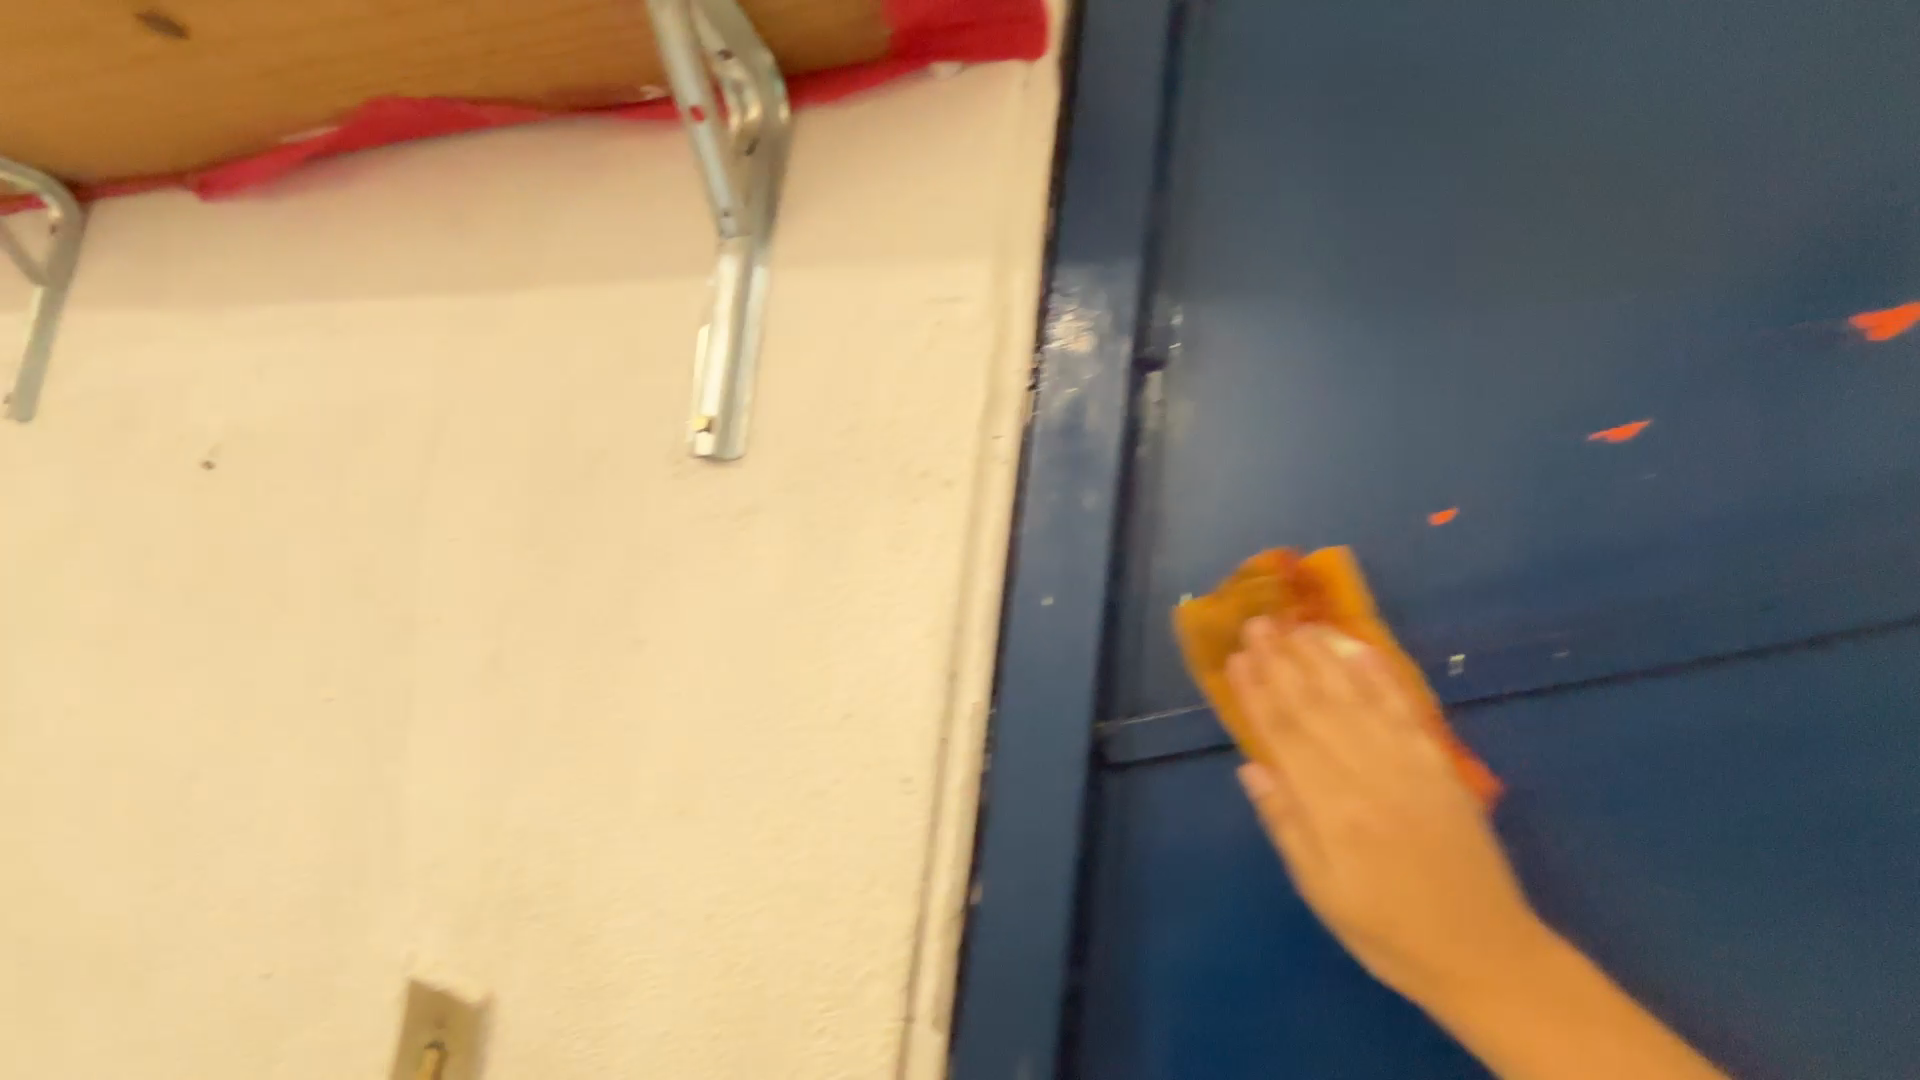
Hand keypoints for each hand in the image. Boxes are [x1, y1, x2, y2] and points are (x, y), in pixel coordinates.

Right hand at [1226, 617, 1551, 1009]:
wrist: (1486, 955)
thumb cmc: (1386, 931)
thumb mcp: (1319, 891)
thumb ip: (1285, 825)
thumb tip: (1251, 767)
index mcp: (1331, 810)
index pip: (1284, 735)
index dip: (1256, 693)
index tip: (1235, 658)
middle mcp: (1368, 776)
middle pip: (1315, 705)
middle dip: (1281, 661)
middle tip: (1257, 624)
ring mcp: (1409, 765)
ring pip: (1355, 697)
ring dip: (1322, 657)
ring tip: (1296, 624)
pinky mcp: (1441, 765)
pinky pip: (1405, 709)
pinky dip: (1379, 675)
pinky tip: (1358, 649)